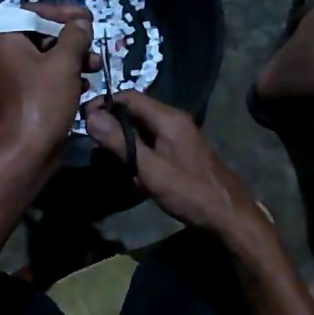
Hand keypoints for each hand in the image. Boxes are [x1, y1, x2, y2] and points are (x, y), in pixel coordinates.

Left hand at [0, 3, 95, 158]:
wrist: (27, 151)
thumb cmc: (42, 100)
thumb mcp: (64, 62)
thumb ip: (75, 36)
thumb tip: (81, 23)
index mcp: (3, 39)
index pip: (32, 12)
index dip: (61, 12)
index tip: (86, 18)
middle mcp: (3, 55)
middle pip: (40, 34)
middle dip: (71, 39)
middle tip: (93, 42)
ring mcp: (12, 78)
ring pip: (46, 57)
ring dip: (73, 59)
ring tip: (96, 66)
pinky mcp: (24, 97)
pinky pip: (45, 78)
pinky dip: (65, 77)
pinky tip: (85, 85)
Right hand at [86, 91, 265, 235]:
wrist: (230, 218)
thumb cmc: (190, 193)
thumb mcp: (150, 170)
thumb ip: (121, 143)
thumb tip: (91, 117)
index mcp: (169, 119)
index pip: (130, 96)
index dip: (104, 103)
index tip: (83, 120)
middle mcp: (175, 121)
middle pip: (135, 111)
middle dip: (111, 123)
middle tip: (92, 142)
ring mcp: (180, 137)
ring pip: (142, 128)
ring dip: (122, 139)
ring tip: (106, 158)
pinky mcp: (181, 152)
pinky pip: (152, 142)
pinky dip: (136, 151)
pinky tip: (128, 170)